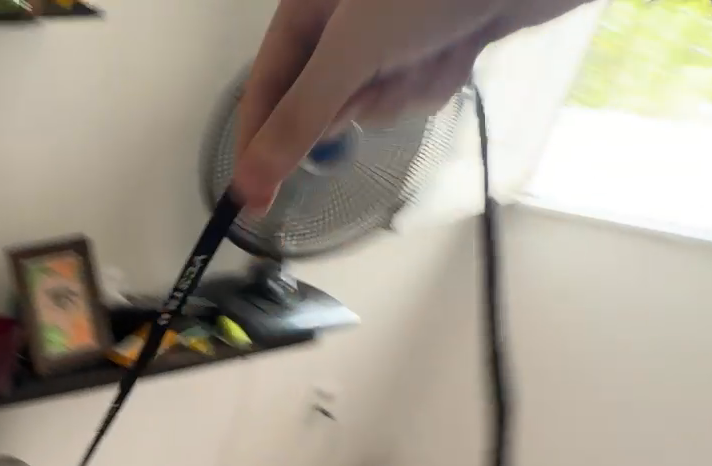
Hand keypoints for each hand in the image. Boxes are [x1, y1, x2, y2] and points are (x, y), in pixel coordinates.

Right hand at [232, 0, 579, 211]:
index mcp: (308, 6)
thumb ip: (297, 120)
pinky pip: (412, 92)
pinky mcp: (434, 40)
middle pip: (318, 105)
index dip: (257, 148)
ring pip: (371, 104)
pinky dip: (436, 80)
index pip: (262, 93)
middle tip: (378, 79)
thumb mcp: (353, 50)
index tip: (253, 201)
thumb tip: (248, 182)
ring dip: (405, 92)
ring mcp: (391, 33)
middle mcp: (342, 20)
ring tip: (437, 48)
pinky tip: (463, 43)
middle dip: (356, 104)